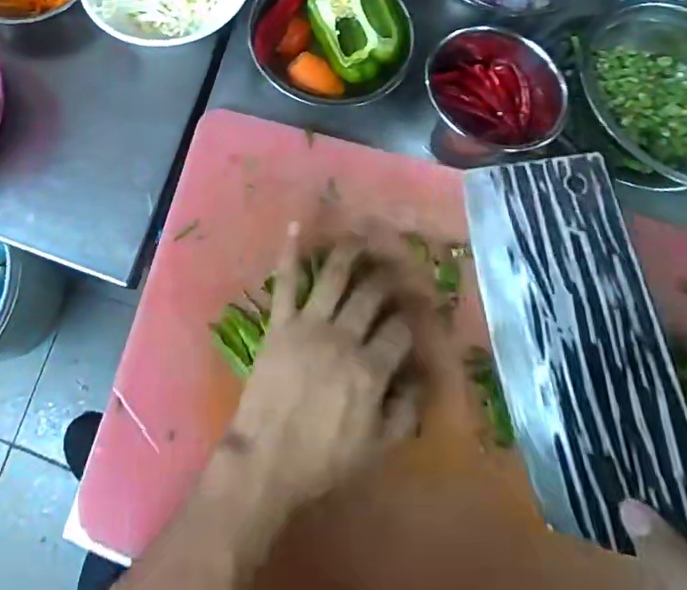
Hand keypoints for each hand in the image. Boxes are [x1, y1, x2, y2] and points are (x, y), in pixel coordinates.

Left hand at [218, 224, 420, 523]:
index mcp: (371, 369)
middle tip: (395, 264)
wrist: (266, 460)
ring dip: (349, 253)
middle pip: (372, 294)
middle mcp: (344, 337)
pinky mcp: (279, 322)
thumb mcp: (376, 447)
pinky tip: (296, 226)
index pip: (399, 329)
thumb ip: (404, 411)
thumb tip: (419, 379)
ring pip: (334, 277)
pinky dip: (290, 253)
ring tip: (360, 236)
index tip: (416, 310)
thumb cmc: (323, 458)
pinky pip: (286, 282)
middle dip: (387, 277)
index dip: (411, 318)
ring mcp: (309, 325)